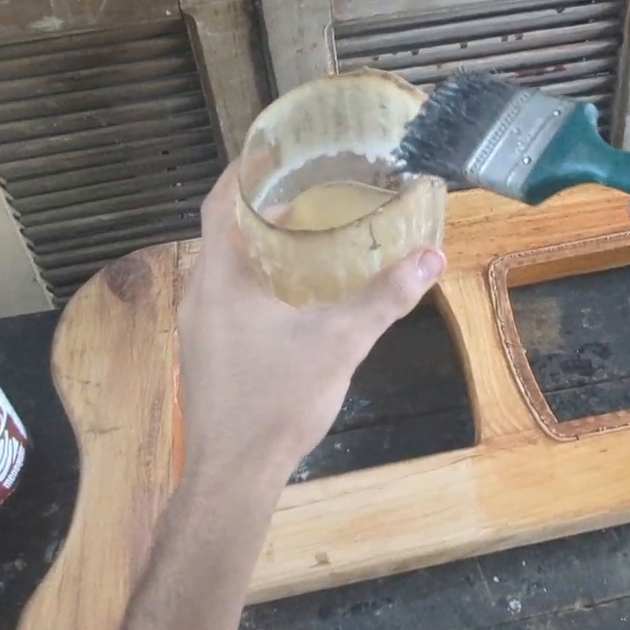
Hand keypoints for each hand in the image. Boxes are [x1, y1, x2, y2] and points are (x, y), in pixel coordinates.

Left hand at [178, 165, 445, 486]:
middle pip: (225, 233)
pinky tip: (293, 292)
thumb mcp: (339, 342)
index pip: (219, 205)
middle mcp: (200, 295)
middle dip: (261, 208)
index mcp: (221, 279)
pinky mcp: (206, 351)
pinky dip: (255, 278)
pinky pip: (227, 295)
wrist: (234, 478)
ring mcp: (198, 326)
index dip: (240, 172)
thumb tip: (431, 258)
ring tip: (306, 232)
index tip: (269, 151)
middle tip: (307, 190)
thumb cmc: (277, 400)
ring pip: (226, 266)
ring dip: (259, 245)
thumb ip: (385, 298)